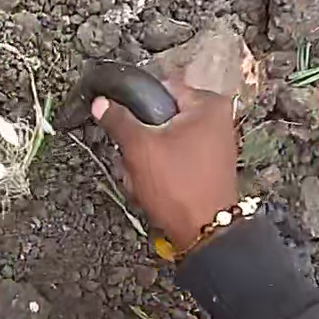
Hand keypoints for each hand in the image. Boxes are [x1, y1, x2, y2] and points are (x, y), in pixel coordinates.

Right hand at [92, 79, 238, 249]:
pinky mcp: (208, 165)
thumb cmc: (179, 187)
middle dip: (142, 136)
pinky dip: (161, 167)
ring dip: (147, 156)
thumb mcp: (140, 148)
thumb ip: (118, 121)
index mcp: (208, 104)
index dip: (138, 104)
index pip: (162, 87)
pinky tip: (152, 184)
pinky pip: (175, 156)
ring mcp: (214, 143)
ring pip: (165, 139)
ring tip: (142, 174)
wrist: (204, 231)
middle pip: (162, 116)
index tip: (123, 120)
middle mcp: (217, 119)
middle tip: (134, 154)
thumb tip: (101, 103)